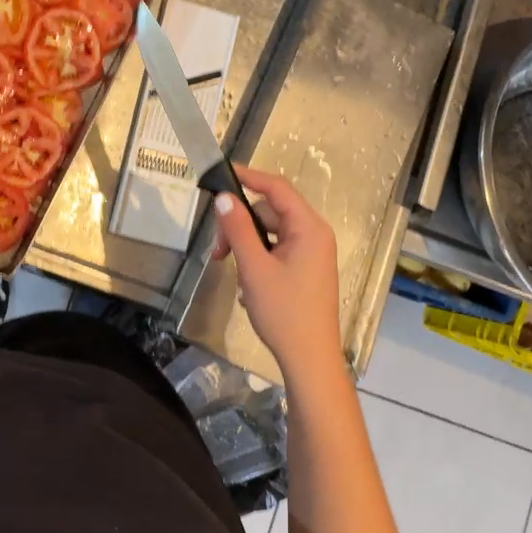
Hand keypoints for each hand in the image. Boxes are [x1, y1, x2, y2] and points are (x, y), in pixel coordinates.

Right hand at [212, 166, 343, 375]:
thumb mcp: (254, 268)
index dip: (249, 177)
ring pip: (270, 233)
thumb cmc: (284, 311)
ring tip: (231, 270)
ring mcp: (311, 254)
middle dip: (240, 224)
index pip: (277, 188)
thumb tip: (224, 198)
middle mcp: (314, 235)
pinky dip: (257, 259)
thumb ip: (238, 229)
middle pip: (270, 212)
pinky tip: (247, 283)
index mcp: (309, 228)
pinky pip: (276, 250)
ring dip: (246, 245)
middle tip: (217, 251)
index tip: (221, 173)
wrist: (309, 359)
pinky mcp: (305, 271)